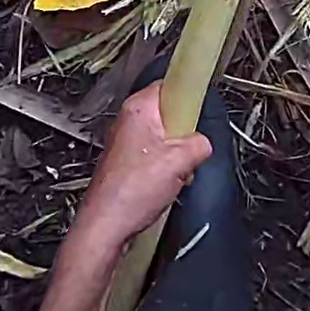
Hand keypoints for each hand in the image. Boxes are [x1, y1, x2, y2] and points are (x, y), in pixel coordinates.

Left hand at [72, 84, 211, 249]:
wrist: (106, 226)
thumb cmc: (130, 191)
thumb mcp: (180, 160)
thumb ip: (200, 143)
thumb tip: (203, 143)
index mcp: (138, 108)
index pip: (169, 84)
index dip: (188, 96)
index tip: (200, 109)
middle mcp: (129, 120)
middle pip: (170, 114)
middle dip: (184, 134)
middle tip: (186, 151)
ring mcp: (126, 142)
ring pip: (164, 138)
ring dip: (175, 156)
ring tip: (174, 174)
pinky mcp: (126, 162)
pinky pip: (155, 157)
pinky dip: (164, 170)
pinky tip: (164, 186)